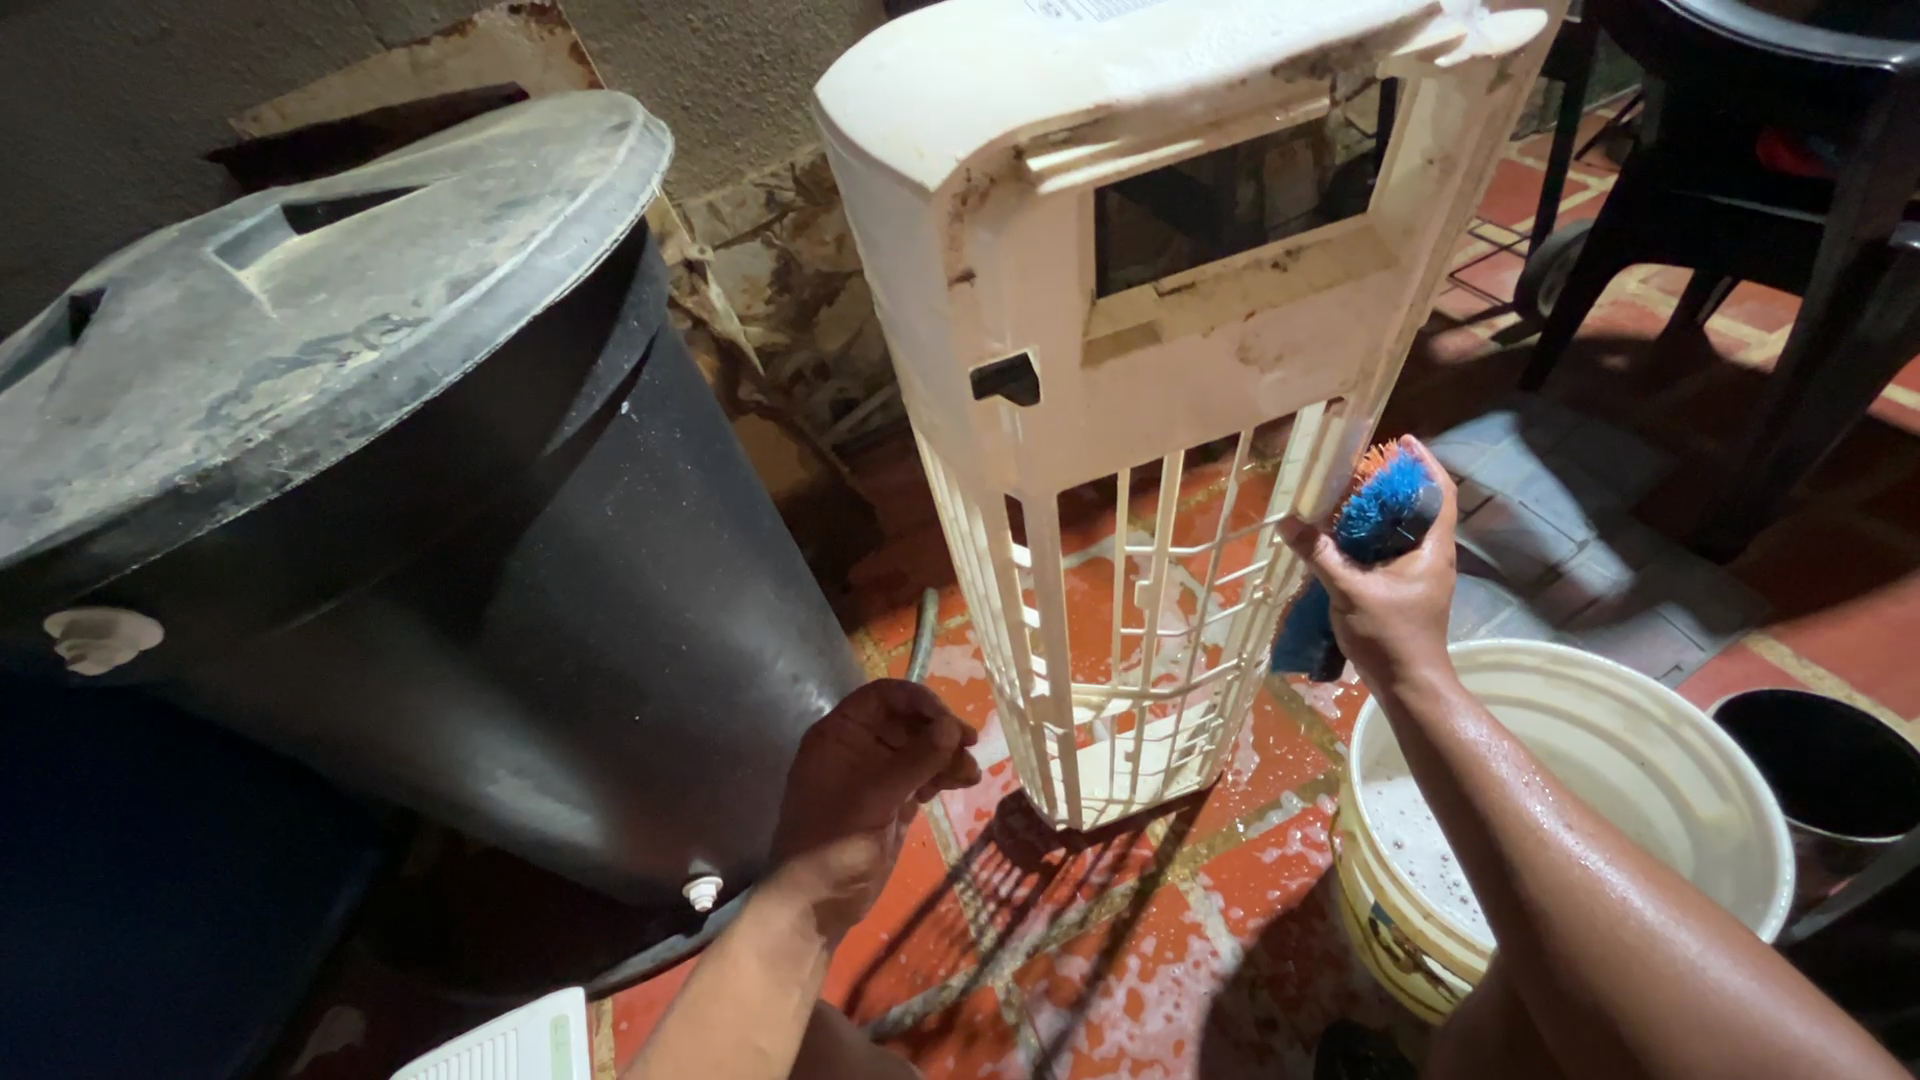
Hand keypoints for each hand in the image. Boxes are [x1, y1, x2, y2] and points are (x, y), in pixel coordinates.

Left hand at [768, 679, 980, 940]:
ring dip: (947, 755)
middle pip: (907, 720)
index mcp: (840, 734)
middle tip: (969, 744)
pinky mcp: (894, 799)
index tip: (948, 719)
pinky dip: (944, 775)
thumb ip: (914, 761)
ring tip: (970, 773)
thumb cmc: (832, 846)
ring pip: (920, 747)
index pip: (882, 697)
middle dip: (939, 730)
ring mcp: (878, 774)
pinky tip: (962, 782)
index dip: (917, 700)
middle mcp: (859, 746)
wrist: (816, 908)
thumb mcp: (873, 799)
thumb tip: (951, 727)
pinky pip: (924, 774)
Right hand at [1278, 435, 1458, 694]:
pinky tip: (1340, 540)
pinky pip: (1388, 551)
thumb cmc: (1391, 636)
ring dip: (1376, 512)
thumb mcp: (1350, 591)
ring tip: (1343, 498)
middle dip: (1391, 484)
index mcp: (1433, 549)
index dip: (1423, 462)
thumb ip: (1320, 555)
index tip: (1400, 441)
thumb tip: (1288, 522)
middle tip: (1356, 470)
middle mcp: (1432, 557)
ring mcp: (1419, 575)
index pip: (1439, 492)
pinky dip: (1367, 538)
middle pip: (1418, 507)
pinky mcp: (1404, 591)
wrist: (1409, 685)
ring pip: (1401, 531)